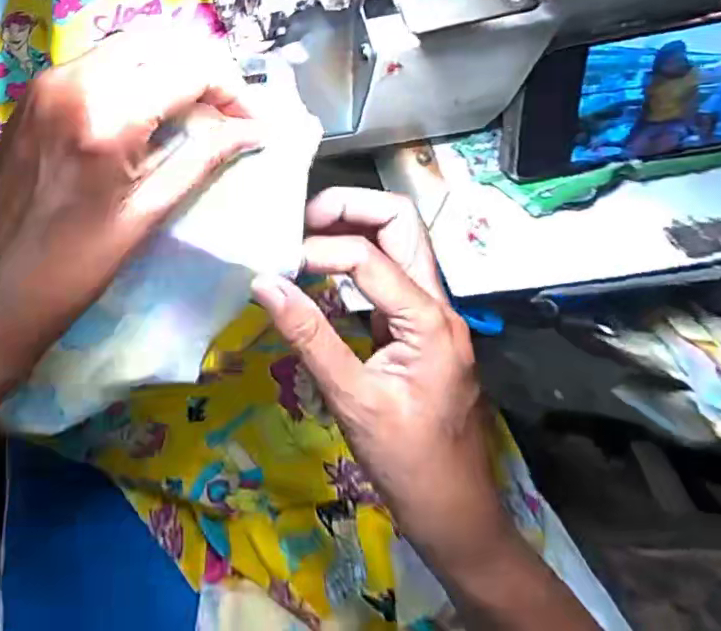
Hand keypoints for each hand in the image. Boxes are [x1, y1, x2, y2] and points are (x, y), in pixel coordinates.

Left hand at [0, 30, 261, 415]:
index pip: (189, 68)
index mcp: (105, 115)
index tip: (251, 122)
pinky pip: (96, 63)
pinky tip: (147, 109)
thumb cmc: (68, 270)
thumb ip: (201, 158)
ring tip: (193, 111)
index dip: (231, 89)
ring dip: (168, 66)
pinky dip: (132, 73)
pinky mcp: (32, 92)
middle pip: (159, 41)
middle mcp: (73, 80)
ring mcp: (46, 82)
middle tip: (225, 112)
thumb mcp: (144, 215)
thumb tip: (254, 129)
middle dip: (202, 68)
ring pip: (128, 46)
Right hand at [250, 188, 513, 567]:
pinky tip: (319, 272)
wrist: (457, 514)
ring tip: (303, 237)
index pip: (366, 256)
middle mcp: (437, 304)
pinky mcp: (416, 325)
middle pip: (401, 222)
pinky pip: (387, 270)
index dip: (316, 253)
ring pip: (398, 240)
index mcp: (429, 320)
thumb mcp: (352, 400)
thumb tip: (263, 281)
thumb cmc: (410, 463)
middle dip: (349, 207)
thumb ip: (308, 335)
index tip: (277, 269)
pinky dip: (352, 257)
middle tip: (299, 221)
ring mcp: (430, 312)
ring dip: (352, 226)